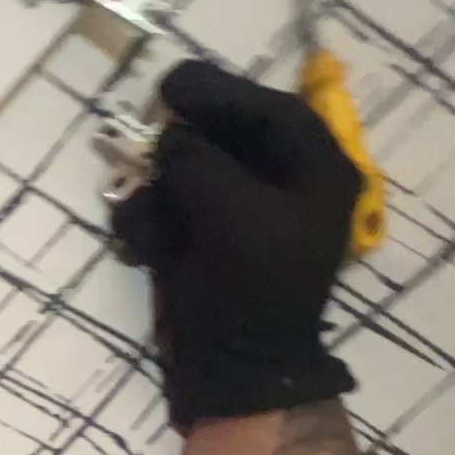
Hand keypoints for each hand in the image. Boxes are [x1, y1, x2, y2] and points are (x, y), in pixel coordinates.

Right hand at [113, 61, 361, 430]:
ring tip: (140, 209)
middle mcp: (279, 193)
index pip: (272, 113)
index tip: (171, 85)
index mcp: (313, 177)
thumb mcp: (233, 220)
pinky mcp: (204, 252)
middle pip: (228, 143)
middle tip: (143, 131)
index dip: (222, 94)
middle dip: (183, 144)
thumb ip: (201, 169)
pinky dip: (151, 226)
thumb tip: (169, 141)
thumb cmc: (249, 294)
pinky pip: (173, 219)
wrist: (232, 370)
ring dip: (159, 191)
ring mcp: (238, 224)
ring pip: (191, 181)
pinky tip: (143, 243)